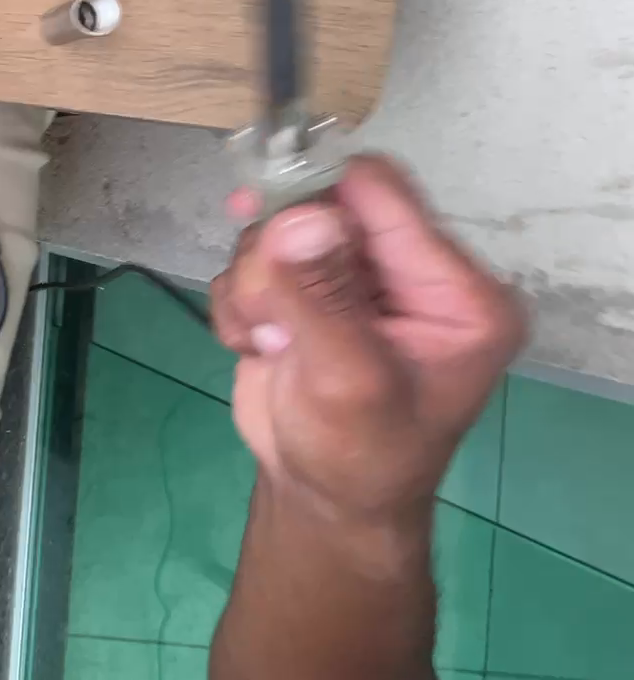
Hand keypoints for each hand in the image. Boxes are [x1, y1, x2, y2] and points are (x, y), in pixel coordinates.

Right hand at [210, 156, 524, 528]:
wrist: (320, 493)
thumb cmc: (358, 449)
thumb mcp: (345, 377)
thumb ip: (319, 294)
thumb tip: (300, 214)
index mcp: (447, 288)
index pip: (380, 194)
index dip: (316, 188)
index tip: (255, 204)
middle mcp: (397, 275)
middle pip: (308, 211)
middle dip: (271, 262)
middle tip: (271, 316)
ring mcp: (341, 284)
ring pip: (266, 239)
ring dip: (249, 289)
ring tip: (268, 342)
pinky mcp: (295, 297)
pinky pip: (242, 268)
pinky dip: (233, 305)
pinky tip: (254, 344)